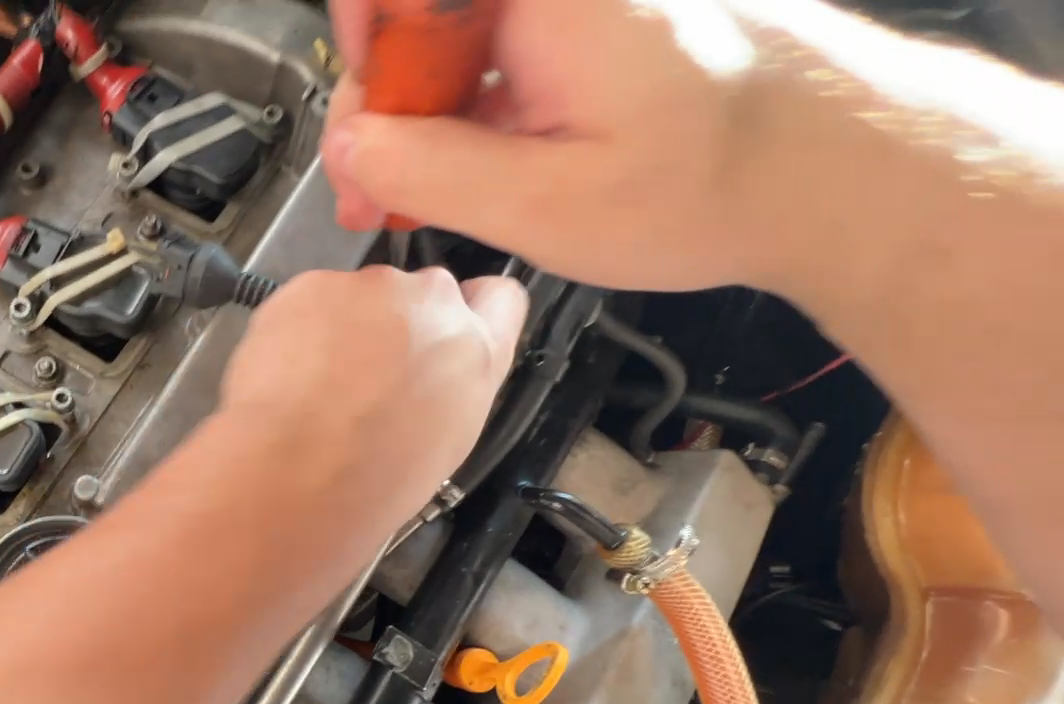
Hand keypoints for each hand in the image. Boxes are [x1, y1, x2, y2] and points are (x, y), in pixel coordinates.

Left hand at [219, 266, 525, 524]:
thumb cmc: (373, 481)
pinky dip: (292, 329)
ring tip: (310, 385)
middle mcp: (433, 301)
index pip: (496, 298)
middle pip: (415, 295)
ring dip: (337, 327)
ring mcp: (371, 287)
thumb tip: (419, 382)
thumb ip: (445, 388)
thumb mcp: (441, 443)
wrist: (298, 471)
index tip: (430, 341)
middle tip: (356, 377)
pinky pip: (304, 302)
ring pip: (354, 297)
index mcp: (477, 349)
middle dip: (389, 324)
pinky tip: (280, 374)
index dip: (463, 314)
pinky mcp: (312, 285)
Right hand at [322, 0, 795, 290]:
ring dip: (415, 121)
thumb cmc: (712, 188)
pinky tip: (460, 175)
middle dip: (379, 104)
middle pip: (420, 18)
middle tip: (371, 192)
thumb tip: (349, 146)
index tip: (361, 118)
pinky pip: (491, 58)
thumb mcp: (545, 204)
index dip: (364, 34)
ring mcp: (573, 4)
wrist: (832, 171)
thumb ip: (431, 170)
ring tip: (411, 201)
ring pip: (449, 42)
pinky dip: (461, 117)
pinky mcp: (583, 27)